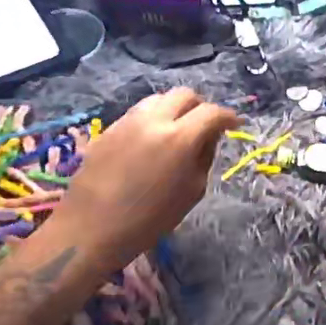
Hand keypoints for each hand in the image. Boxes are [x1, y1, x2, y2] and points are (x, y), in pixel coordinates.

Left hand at [53, 88, 241, 269]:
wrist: (91, 229)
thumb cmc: (149, 220)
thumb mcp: (192, 191)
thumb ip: (204, 157)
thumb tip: (209, 136)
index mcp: (180, 138)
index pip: (212, 112)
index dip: (228, 116)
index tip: (235, 124)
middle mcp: (154, 120)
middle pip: (184, 94)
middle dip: (200, 106)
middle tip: (204, 125)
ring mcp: (127, 121)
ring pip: (158, 99)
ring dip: (174, 108)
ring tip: (176, 129)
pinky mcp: (108, 129)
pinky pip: (137, 113)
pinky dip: (152, 119)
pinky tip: (151, 141)